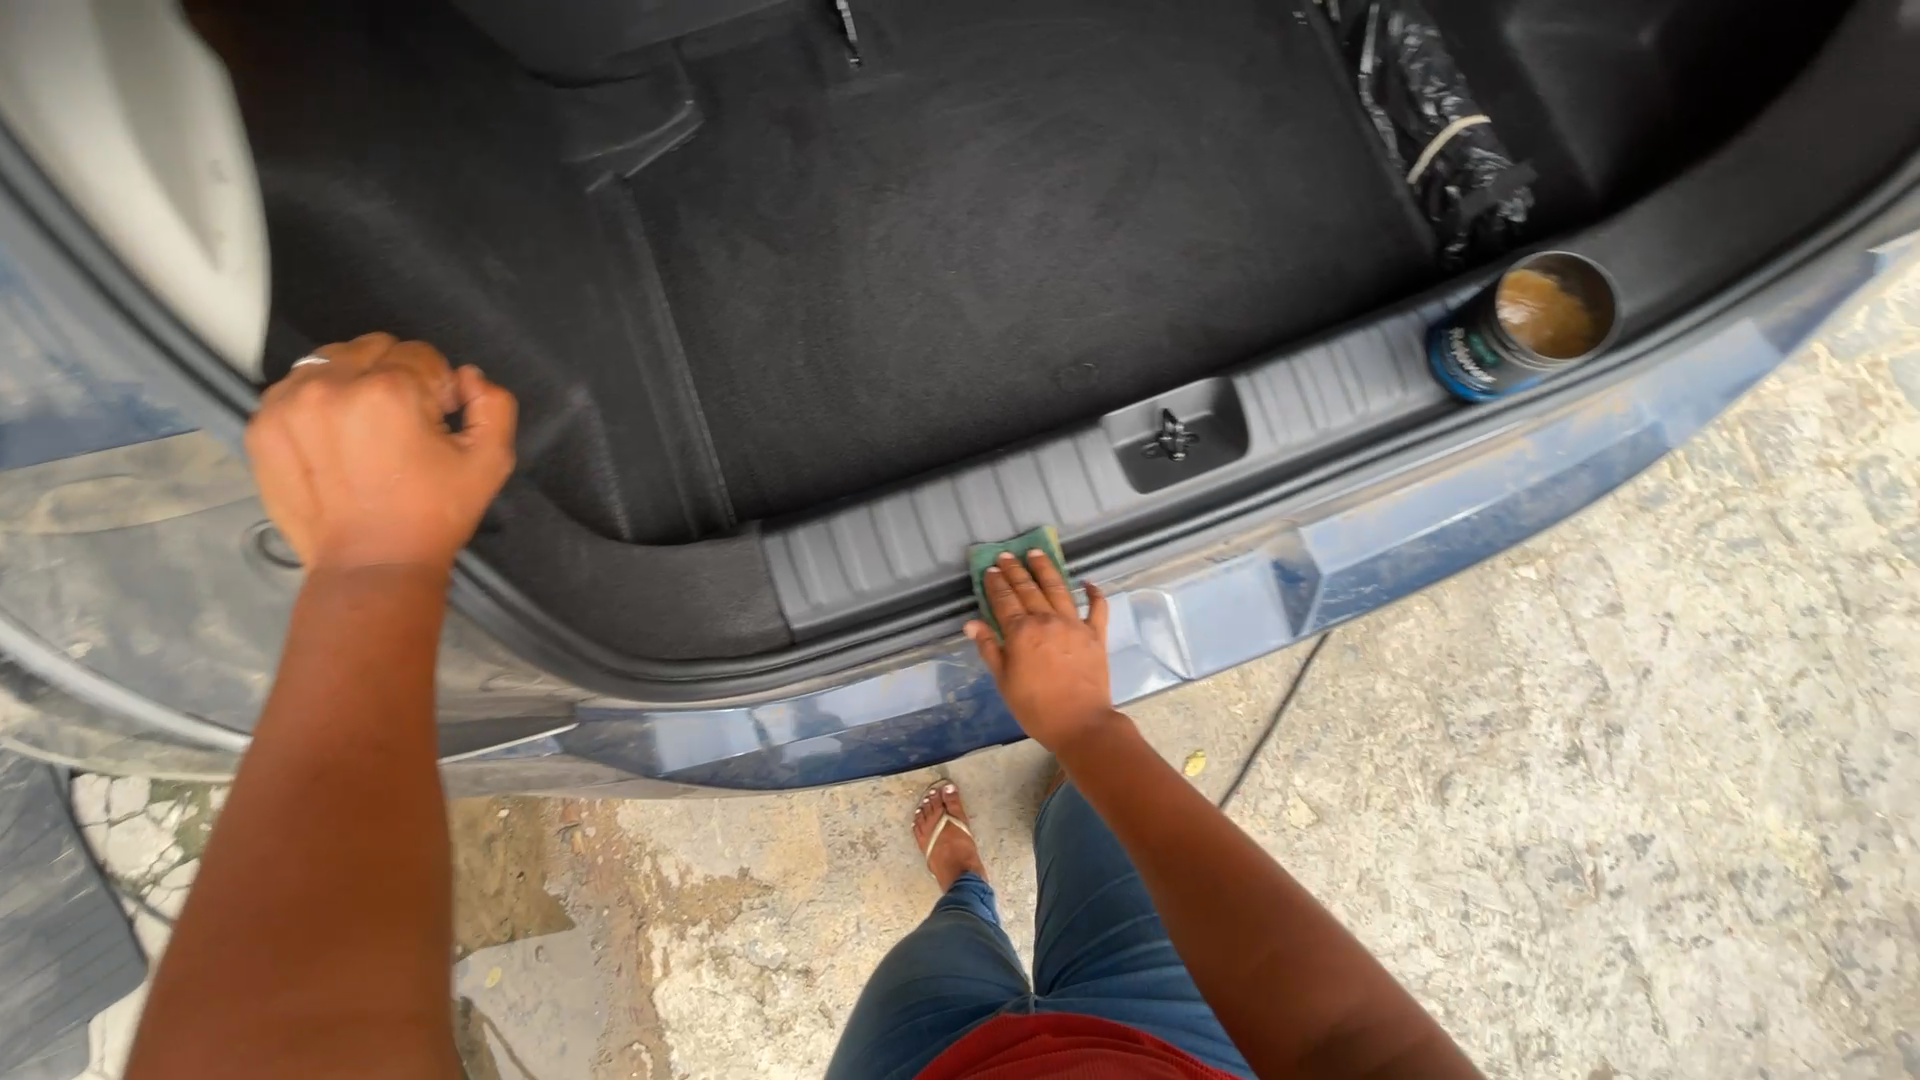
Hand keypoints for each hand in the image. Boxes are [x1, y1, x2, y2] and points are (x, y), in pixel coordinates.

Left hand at [245, 333, 517, 575]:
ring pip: (331, 362)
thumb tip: (467, 377)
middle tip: (407, 425)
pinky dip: (321, 402)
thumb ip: (494, 404)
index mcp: (388, 391)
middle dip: (398, 377)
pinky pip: (296, 388)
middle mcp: (330, 386)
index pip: (421, 354)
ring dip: (356, 383)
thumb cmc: (437, 513)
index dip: (440, 386)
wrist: (371, 563)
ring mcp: (287, 404)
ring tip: (369, 431)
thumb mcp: (491, 461)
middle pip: (373, 347)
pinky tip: (339, 441)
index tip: (439, 422)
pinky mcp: (261, 425)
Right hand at [965, 551, 1118, 753]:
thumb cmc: (1035, 707)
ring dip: (1046, 569)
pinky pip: (1097, 607)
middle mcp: (1047, 620)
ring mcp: (1074, 624)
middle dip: (1015, 570)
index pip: (1004, 600)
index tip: (990, 569)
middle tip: (1007, 555)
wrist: (1081, 723)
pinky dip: (1094, 593)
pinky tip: (1088, 581)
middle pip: (1028, 589)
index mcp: (1021, 632)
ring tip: (1037, 553)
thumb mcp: (1004, 681)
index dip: (996, 584)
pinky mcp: (1096, 634)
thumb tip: (972, 623)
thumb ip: (989, 648)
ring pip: (1058, 588)